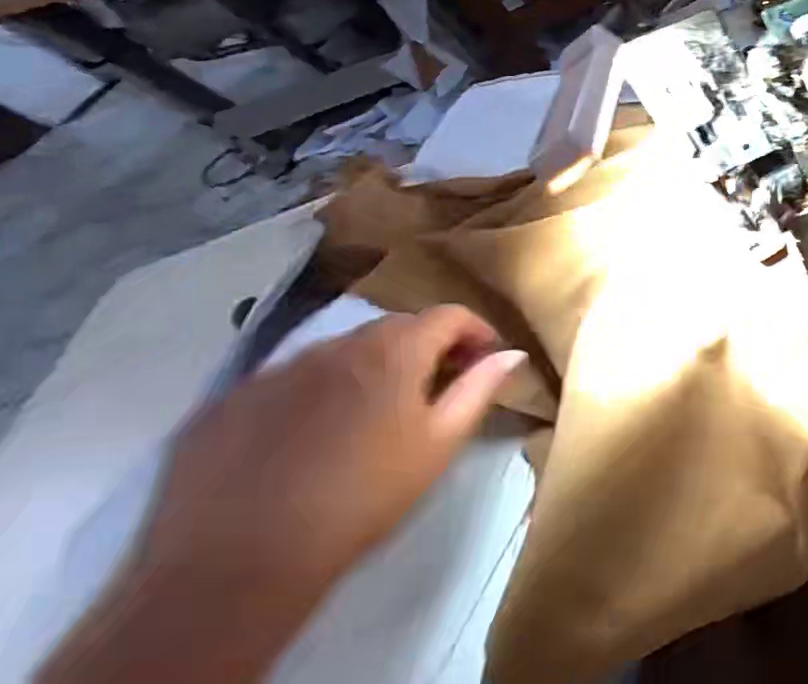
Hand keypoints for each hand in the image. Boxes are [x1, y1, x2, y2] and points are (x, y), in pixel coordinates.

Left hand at [131, 305, 525, 595]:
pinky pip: (281, 384)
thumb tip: (512, 353)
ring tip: (369, 413)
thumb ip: (480, 388)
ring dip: (365, 368)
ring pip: (335, 353)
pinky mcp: (220, 407)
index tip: (484, 359)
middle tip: (433, 386)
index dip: (475, 331)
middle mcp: (332, 348)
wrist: (235, 568)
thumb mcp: (440, 444)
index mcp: (392, 352)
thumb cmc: (364, 498)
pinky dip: (309, 394)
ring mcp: (269, 374)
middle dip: (422, 347)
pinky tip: (306, 439)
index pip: (448, 315)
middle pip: (392, 328)